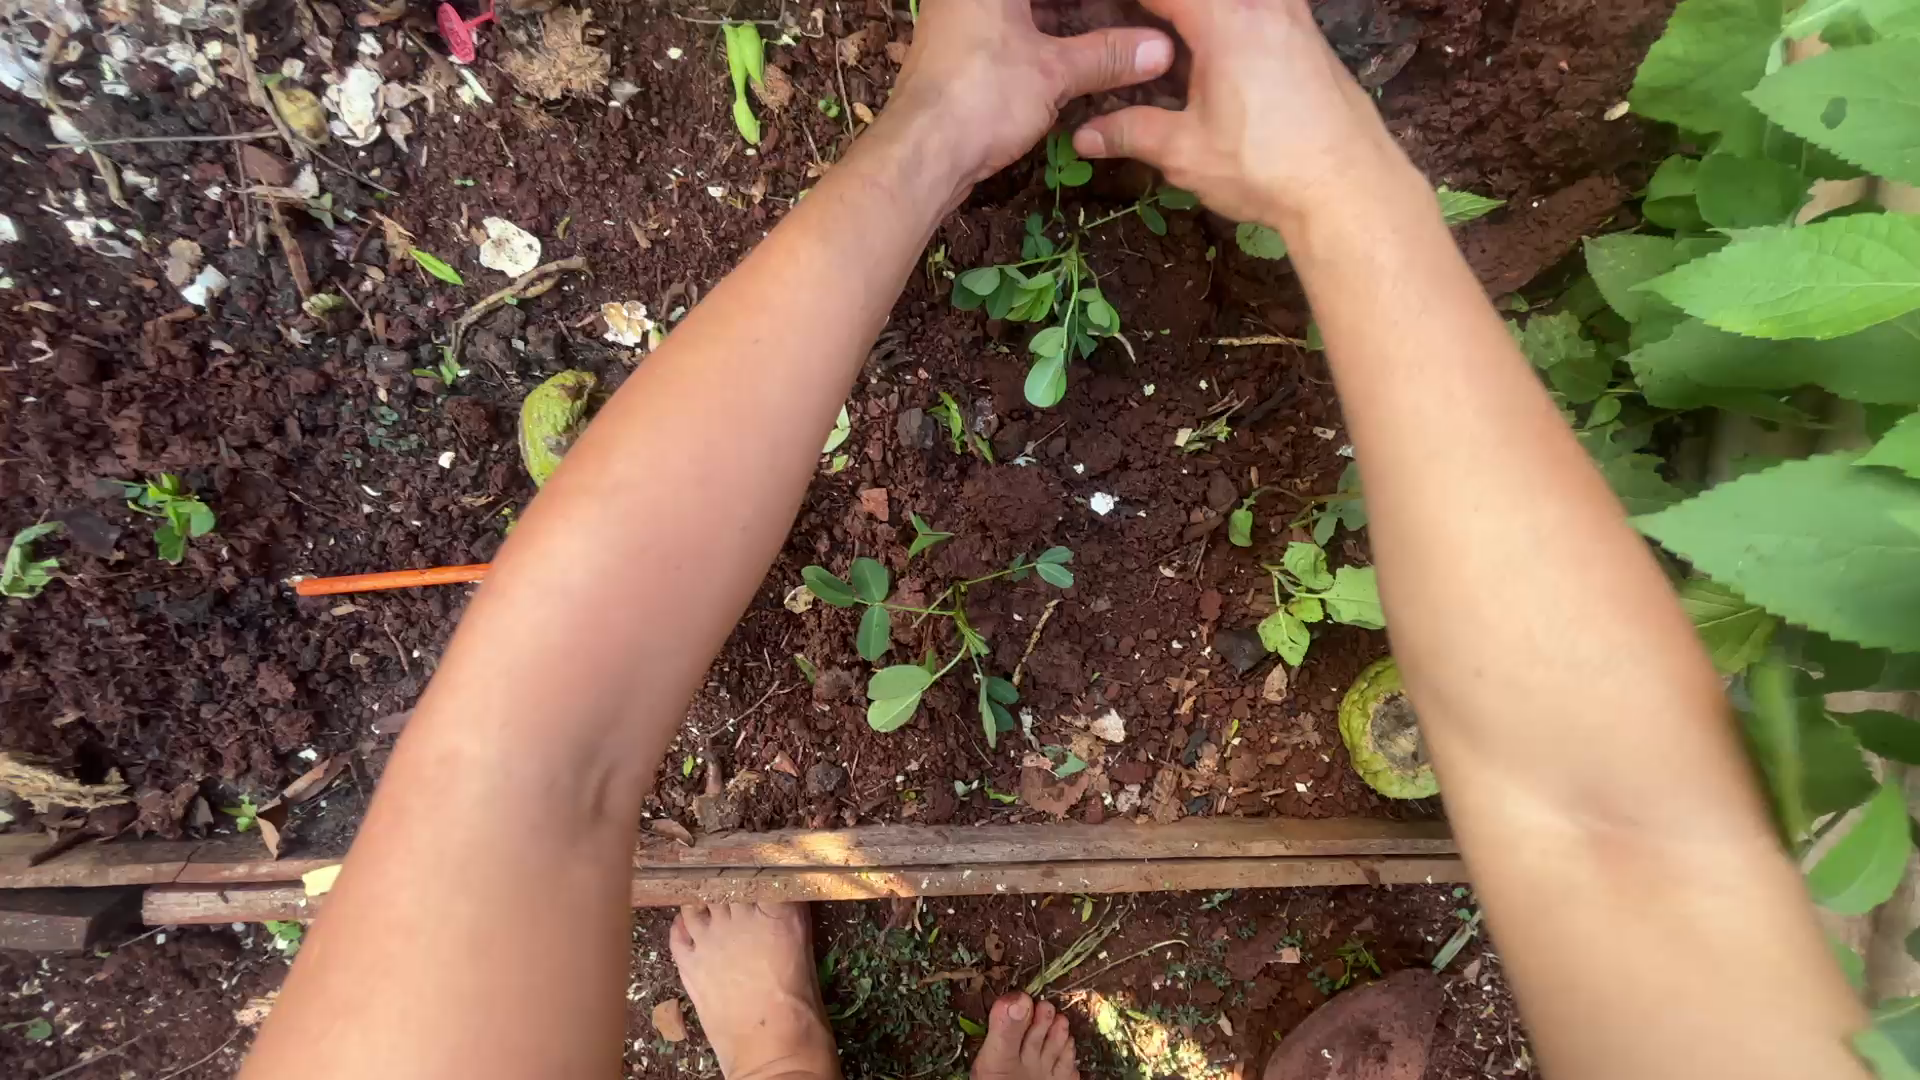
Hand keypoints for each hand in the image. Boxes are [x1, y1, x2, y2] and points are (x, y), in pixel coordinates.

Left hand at [883, 0, 1175, 189]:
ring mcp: (962, 21)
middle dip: (1084, 11)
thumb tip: (1160, 51)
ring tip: (1111, 43)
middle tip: (1126, 23)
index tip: (1130, 13)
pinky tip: (1075, 64)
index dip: (1094, 2)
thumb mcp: (1052, 73)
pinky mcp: (961, 57)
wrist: (920, 154)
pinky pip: (1012, 39)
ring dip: (1068, 28)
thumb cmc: (982, 96)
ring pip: (1026, 14)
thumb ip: (1105, 56)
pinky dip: (1045, 49)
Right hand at [1071, 0, 1424, 232]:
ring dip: (1194, 21)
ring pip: (1231, 4)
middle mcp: (1262, 2)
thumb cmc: (1261, 165)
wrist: (1344, 183)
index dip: (1125, 0)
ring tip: (1166, 52)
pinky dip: (1226, 23)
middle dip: (1160, 12)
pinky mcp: (1306, 36)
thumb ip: (1131, 133)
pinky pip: (1257, 10)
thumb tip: (1083, 136)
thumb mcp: (1185, 152)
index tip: (1095, 11)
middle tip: (1131, 29)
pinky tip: (1209, 61)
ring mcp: (1291, 13)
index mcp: (1224, 17)